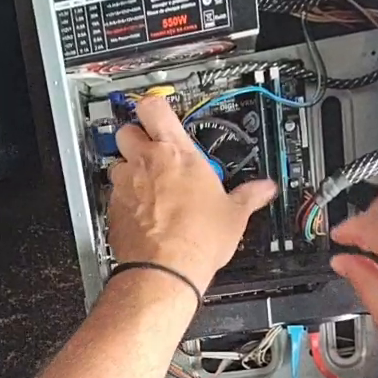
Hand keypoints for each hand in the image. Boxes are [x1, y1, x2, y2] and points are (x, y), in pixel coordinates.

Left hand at [106, 96, 276, 293]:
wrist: (165, 270)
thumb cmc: (197, 240)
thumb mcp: (234, 215)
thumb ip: (248, 195)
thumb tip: (264, 189)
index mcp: (177, 152)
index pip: (154, 107)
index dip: (154, 107)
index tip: (161, 114)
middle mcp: (146, 163)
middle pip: (126, 130)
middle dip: (136, 137)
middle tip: (152, 152)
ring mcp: (126, 186)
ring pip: (116, 164)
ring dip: (127, 171)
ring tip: (146, 188)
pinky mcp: (113, 210)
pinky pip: (113, 196)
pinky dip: (123, 201)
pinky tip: (140, 215)